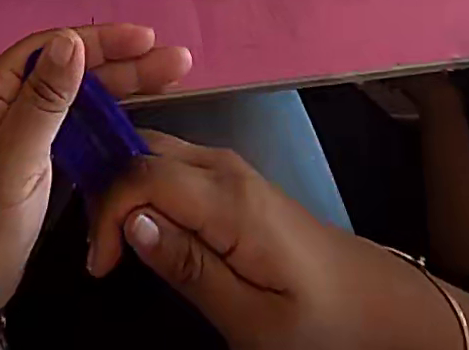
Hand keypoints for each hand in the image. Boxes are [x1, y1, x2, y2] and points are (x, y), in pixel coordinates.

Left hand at [0, 25, 192, 349]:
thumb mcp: (11, 164)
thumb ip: (43, 101)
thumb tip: (71, 39)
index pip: (56, 47)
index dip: (105, 40)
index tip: (149, 39)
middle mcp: (8, 96)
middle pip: (75, 67)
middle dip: (126, 63)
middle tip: (177, 62)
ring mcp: (22, 125)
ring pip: (81, 93)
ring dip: (124, 86)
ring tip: (169, 78)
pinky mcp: (35, 153)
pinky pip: (79, 122)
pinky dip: (109, 116)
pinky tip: (136, 113)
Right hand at [86, 132, 468, 349]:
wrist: (367, 299)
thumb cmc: (314, 318)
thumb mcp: (251, 317)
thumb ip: (188, 266)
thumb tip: (131, 222)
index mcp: (228, 197)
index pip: (145, 172)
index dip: (109, 210)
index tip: (100, 266)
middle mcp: (222, 164)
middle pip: (144, 149)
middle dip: (109, 192)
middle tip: (101, 253)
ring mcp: (226, 165)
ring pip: (154, 151)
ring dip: (123, 188)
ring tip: (113, 244)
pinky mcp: (228, 176)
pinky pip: (172, 164)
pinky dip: (144, 186)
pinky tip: (141, 223)